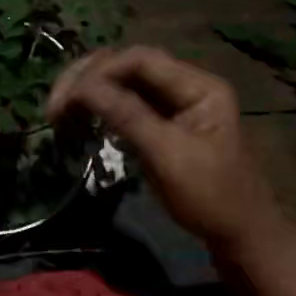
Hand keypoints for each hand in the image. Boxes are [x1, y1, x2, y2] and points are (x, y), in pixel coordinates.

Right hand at [47, 46, 284, 249]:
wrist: (240, 237)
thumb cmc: (211, 197)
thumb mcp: (168, 155)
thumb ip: (127, 115)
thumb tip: (82, 87)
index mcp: (198, 85)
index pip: (140, 59)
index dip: (101, 71)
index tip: (70, 98)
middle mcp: (184, 84)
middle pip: (125, 64)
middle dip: (86, 79)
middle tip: (55, 105)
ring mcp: (171, 101)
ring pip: (118, 81)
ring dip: (86, 91)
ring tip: (59, 111)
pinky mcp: (158, 119)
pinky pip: (121, 101)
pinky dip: (96, 106)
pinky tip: (77, 118)